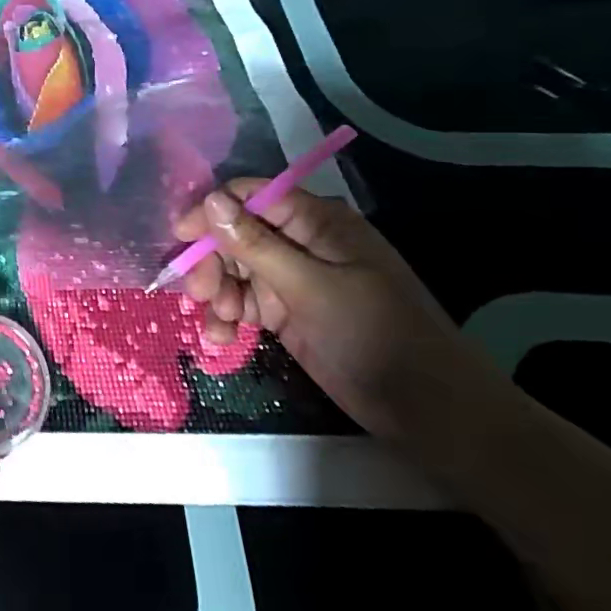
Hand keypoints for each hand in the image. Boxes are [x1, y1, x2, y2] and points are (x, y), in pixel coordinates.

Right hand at [174, 180, 490, 441]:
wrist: (429, 413)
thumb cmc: (375, 335)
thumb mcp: (310, 288)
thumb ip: (255, 244)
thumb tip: (210, 198)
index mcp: (316, 222)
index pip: (249, 197)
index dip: (212, 211)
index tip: (181, 237)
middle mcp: (300, 242)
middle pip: (233, 235)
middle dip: (211, 262)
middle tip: (199, 293)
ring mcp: (293, 278)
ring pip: (233, 270)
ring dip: (216, 294)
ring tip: (218, 323)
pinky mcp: (287, 311)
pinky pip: (242, 302)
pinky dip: (226, 317)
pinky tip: (220, 337)